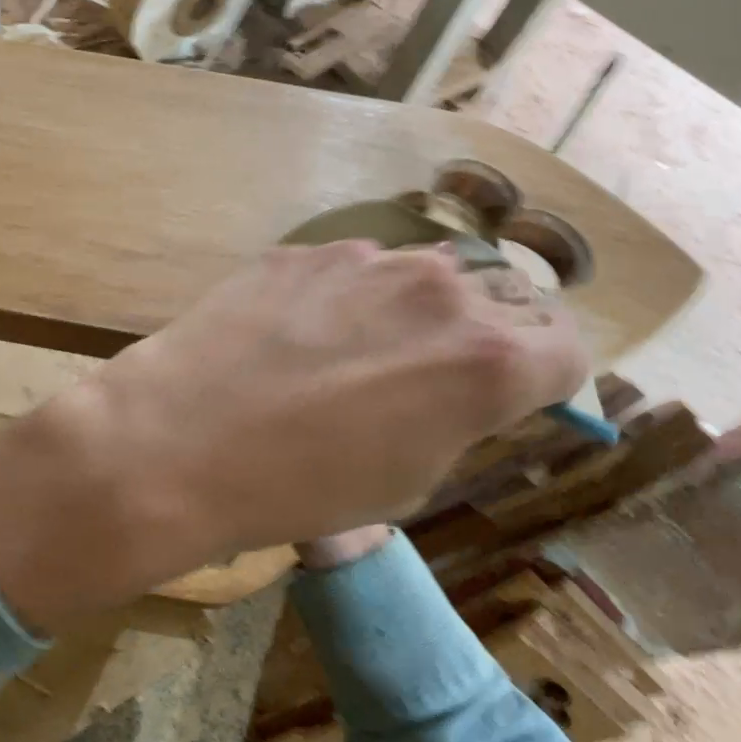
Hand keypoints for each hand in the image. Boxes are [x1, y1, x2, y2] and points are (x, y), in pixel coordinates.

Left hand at [0, 242, 587, 632]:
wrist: (174, 443)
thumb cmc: (297, 490)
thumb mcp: (407, 481)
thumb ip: (457, 418)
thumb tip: (462, 388)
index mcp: (488, 361)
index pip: (567, 348)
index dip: (549, 376)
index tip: (522, 393)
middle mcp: (438, 292)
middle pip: (498, 300)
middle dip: (483, 336)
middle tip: (433, 376)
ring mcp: (363, 260)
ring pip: (418, 278)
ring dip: (408, 312)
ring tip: (350, 359)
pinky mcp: (300, 252)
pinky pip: (349, 271)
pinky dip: (343, 299)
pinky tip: (293, 338)